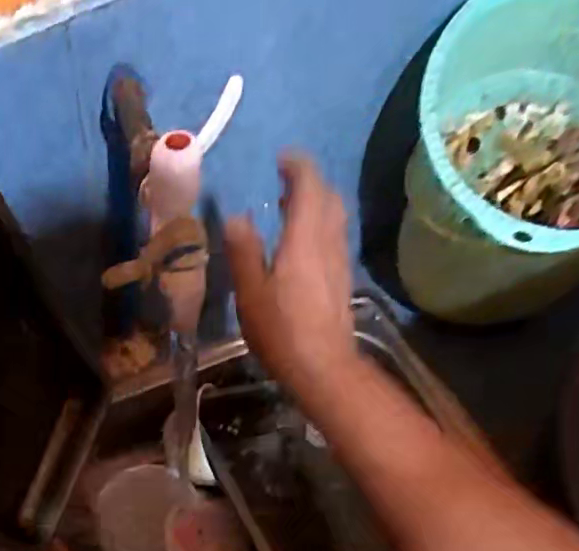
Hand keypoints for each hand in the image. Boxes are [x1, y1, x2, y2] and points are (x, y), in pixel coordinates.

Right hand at [224, 152, 358, 393]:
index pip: (308, 185)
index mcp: (303, 238)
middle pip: (327, 196)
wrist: (321, 364)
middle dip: (308, 182)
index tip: (281, 159)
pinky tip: (304, 243)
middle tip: (285, 182)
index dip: (297, 166)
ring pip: (335, 216)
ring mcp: (339, 259)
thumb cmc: (280, 330)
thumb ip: (244, 252)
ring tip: (293, 208)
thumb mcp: (250, 293)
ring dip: (316, 203)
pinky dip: (320, 225)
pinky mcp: (342, 278)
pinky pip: (334, 236)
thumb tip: (236, 217)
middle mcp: (327, 240)